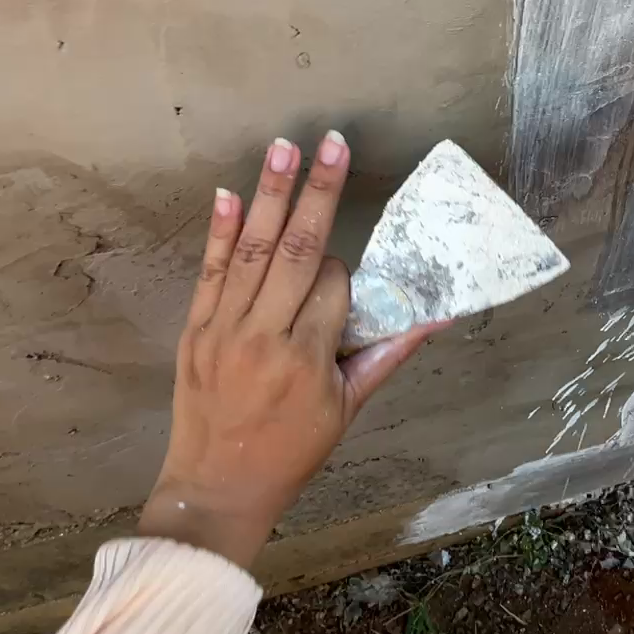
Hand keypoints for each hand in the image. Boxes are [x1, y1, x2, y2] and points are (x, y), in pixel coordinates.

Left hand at [137, 132, 443, 569]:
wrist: (214, 491)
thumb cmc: (293, 451)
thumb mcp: (349, 406)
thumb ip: (392, 353)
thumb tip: (440, 316)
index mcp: (307, 358)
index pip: (334, 286)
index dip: (344, 277)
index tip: (342, 289)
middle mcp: (263, 335)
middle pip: (296, 251)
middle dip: (318, 192)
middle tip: (331, 142)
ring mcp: (221, 329)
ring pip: (253, 250)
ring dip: (271, 195)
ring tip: (284, 147)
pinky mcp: (193, 328)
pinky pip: (210, 271)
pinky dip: (220, 230)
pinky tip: (230, 192)